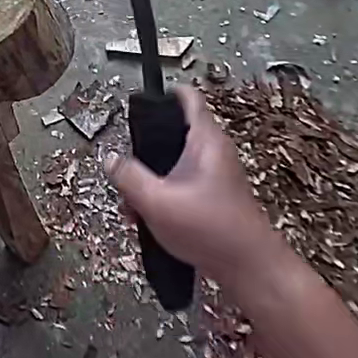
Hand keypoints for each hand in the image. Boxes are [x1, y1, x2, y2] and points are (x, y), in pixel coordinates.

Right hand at [104, 86, 284, 285]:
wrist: (247, 264)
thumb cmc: (208, 228)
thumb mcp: (157, 202)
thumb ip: (129, 177)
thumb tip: (110, 158)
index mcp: (205, 139)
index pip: (189, 97)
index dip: (165, 94)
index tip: (142, 104)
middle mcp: (214, 150)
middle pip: (175, 133)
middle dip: (146, 151)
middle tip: (127, 171)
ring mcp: (217, 172)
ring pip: (175, 163)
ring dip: (152, 180)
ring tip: (134, 205)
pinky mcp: (215, 194)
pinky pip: (183, 182)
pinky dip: (165, 194)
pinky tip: (149, 219)